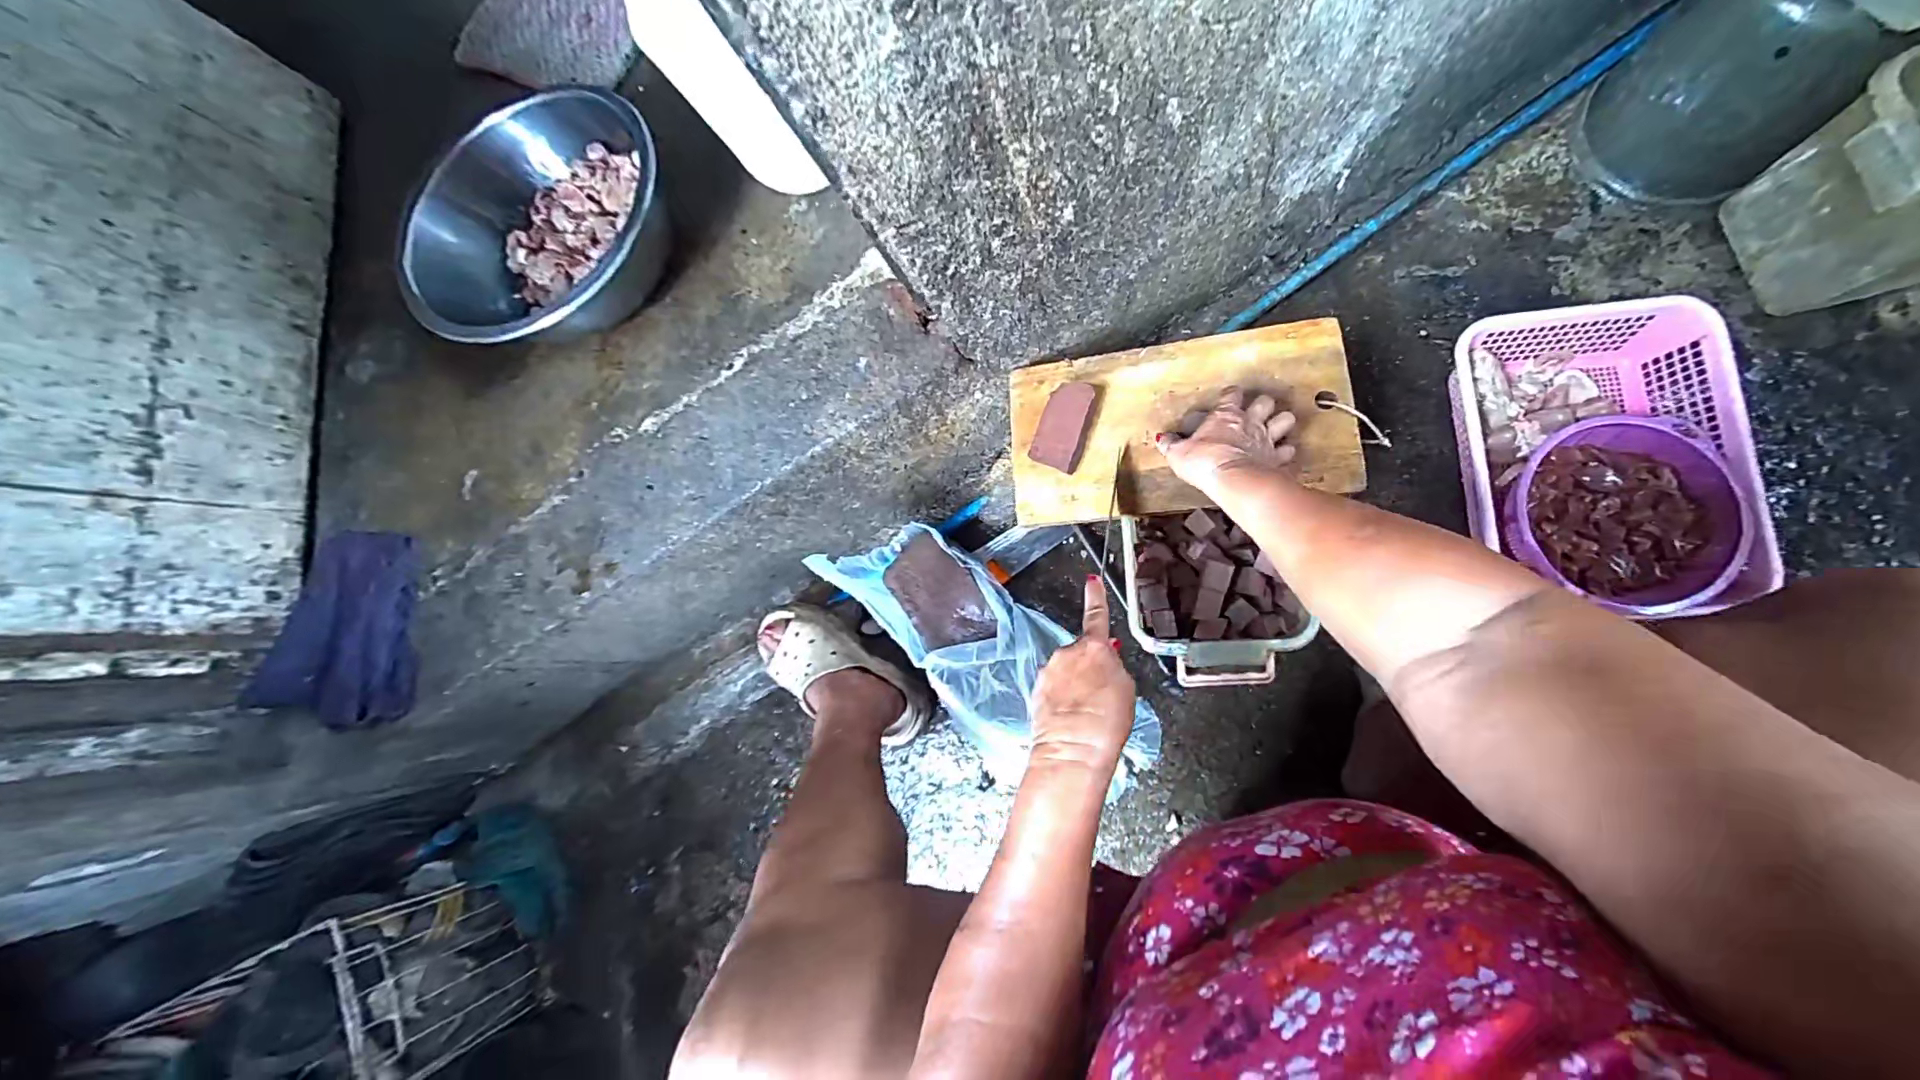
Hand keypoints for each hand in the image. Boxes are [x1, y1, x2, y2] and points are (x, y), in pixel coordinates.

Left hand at [1029, 576, 1136, 773]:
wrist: (1073, 750)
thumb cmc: (1106, 722)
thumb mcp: (1127, 688)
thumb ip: (1115, 666)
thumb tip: (1107, 660)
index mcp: (1094, 648)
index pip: (1096, 615)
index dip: (1096, 597)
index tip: (1092, 581)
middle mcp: (1066, 654)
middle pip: (1082, 653)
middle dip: (1090, 667)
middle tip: (1102, 694)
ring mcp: (1049, 671)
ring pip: (1066, 672)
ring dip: (1075, 685)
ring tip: (1088, 712)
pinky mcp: (1037, 690)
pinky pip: (1054, 688)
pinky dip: (1062, 698)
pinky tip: (1071, 717)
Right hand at [1154, 386, 1296, 491]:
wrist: (1234, 480)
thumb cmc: (1206, 462)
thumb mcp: (1179, 454)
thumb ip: (1171, 444)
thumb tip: (1162, 438)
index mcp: (1225, 416)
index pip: (1232, 394)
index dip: (1231, 394)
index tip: (1229, 397)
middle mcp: (1250, 422)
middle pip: (1266, 401)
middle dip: (1263, 405)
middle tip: (1257, 412)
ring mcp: (1267, 439)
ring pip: (1286, 420)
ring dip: (1282, 422)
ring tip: (1275, 428)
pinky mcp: (1277, 458)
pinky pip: (1289, 450)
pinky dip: (1286, 451)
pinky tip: (1280, 455)